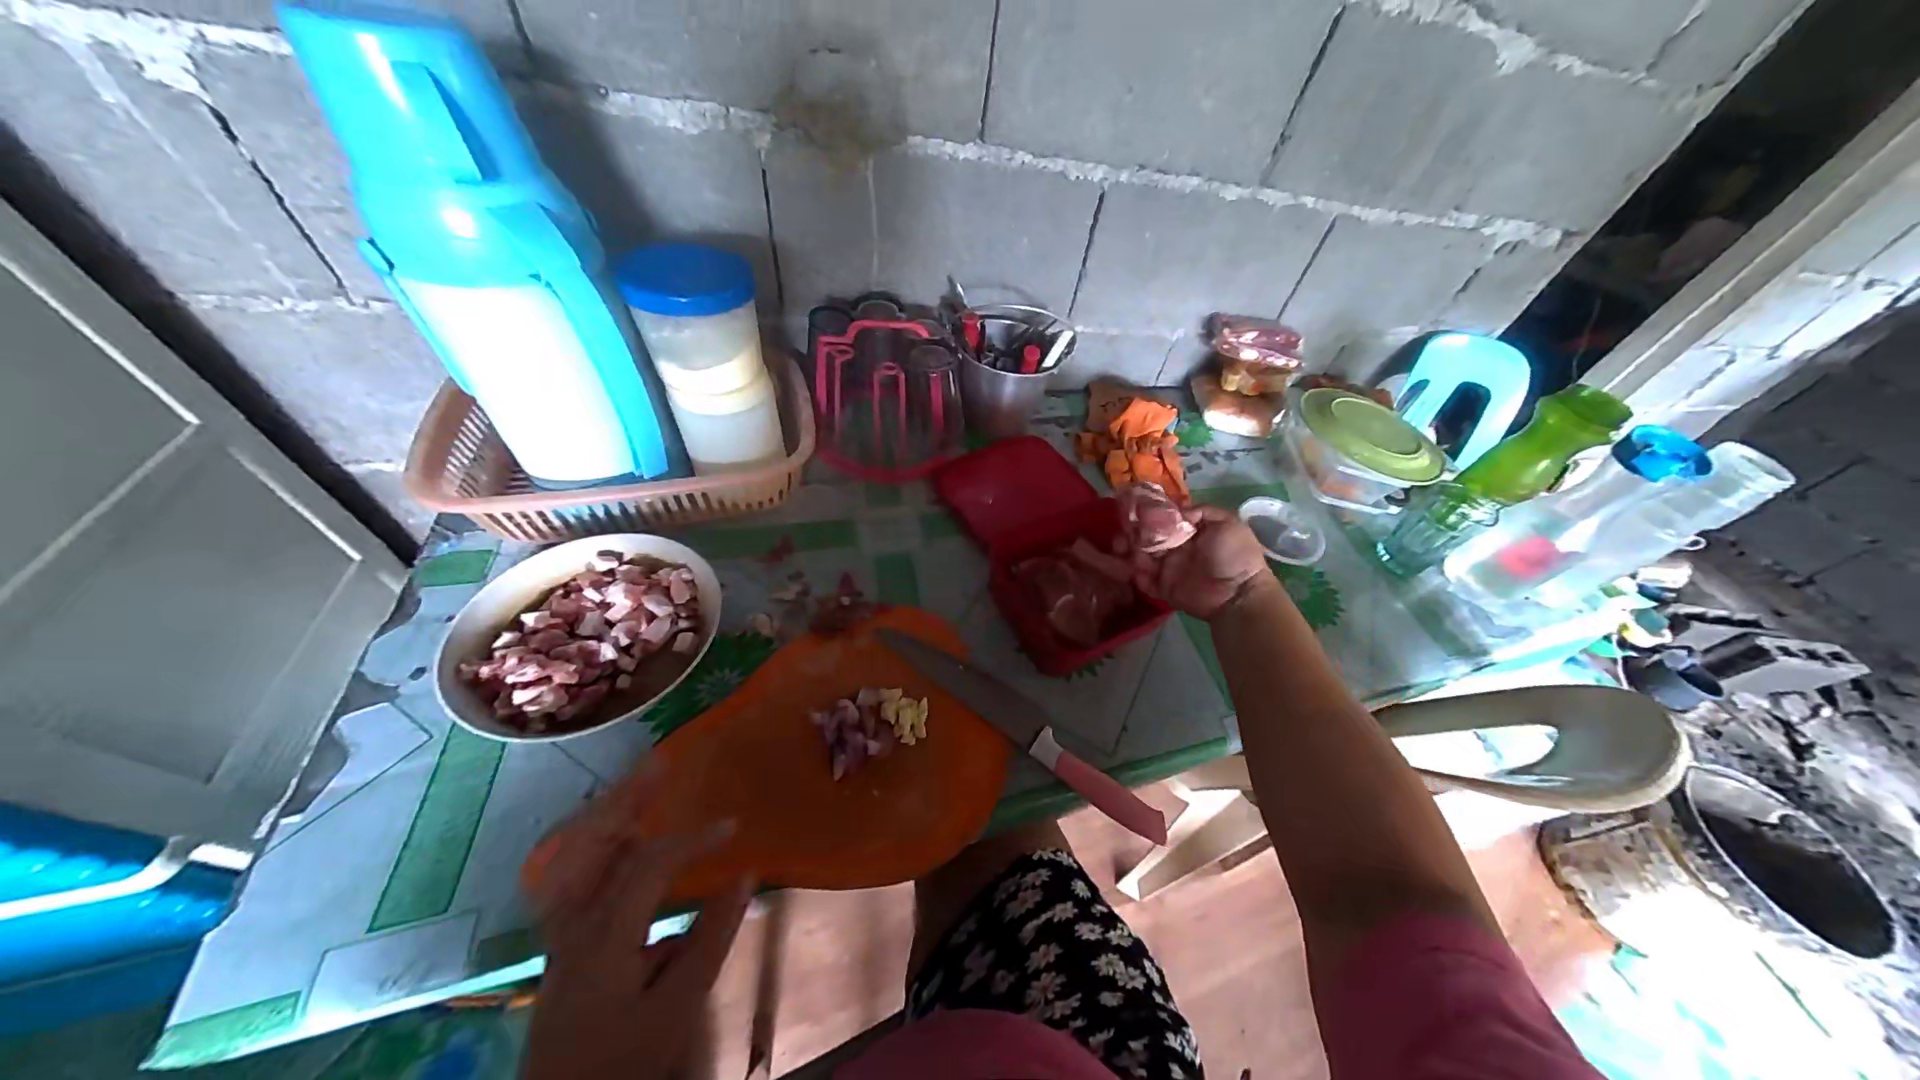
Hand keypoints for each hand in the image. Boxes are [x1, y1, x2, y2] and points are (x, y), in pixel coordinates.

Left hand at [523, 763, 752, 1079]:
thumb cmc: (624, 1057)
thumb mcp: (677, 1007)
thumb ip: (711, 938)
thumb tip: (746, 874)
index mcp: (603, 935)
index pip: (648, 865)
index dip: (691, 839)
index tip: (732, 825)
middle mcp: (572, 922)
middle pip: (592, 842)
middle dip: (628, 796)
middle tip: (661, 760)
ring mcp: (557, 929)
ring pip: (571, 853)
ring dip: (606, 811)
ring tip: (638, 782)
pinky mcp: (557, 939)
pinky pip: (565, 871)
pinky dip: (585, 839)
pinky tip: (604, 831)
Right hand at [1136, 505, 1278, 619]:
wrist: (1239, 594)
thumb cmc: (1235, 555)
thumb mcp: (1227, 523)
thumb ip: (1202, 511)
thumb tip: (1177, 511)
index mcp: (1187, 532)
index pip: (1161, 520)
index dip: (1146, 515)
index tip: (1132, 512)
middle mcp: (1174, 548)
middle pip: (1145, 538)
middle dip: (1131, 534)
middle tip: (1122, 534)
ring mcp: (1168, 569)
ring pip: (1140, 558)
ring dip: (1129, 553)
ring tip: (1123, 550)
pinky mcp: (1164, 588)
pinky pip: (1143, 581)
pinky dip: (1135, 575)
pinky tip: (1132, 569)